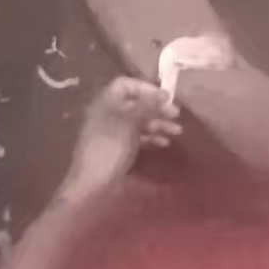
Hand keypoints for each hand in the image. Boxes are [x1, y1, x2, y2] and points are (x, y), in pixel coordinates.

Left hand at [57, 78, 182, 203]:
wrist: (92, 184)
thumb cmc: (109, 149)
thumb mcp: (129, 124)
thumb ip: (147, 106)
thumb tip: (164, 93)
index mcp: (106, 103)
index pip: (125, 84)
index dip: (145, 88)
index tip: (164, 98)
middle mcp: (109, 114)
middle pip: (135, 103)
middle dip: (156, 107)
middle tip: (176, 114)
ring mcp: (114, 131)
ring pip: (138, 121)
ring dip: (158, 123)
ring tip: (177, 131)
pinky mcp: (119, 147)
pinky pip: (137, 137)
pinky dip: (151, 138)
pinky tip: (165, 143)